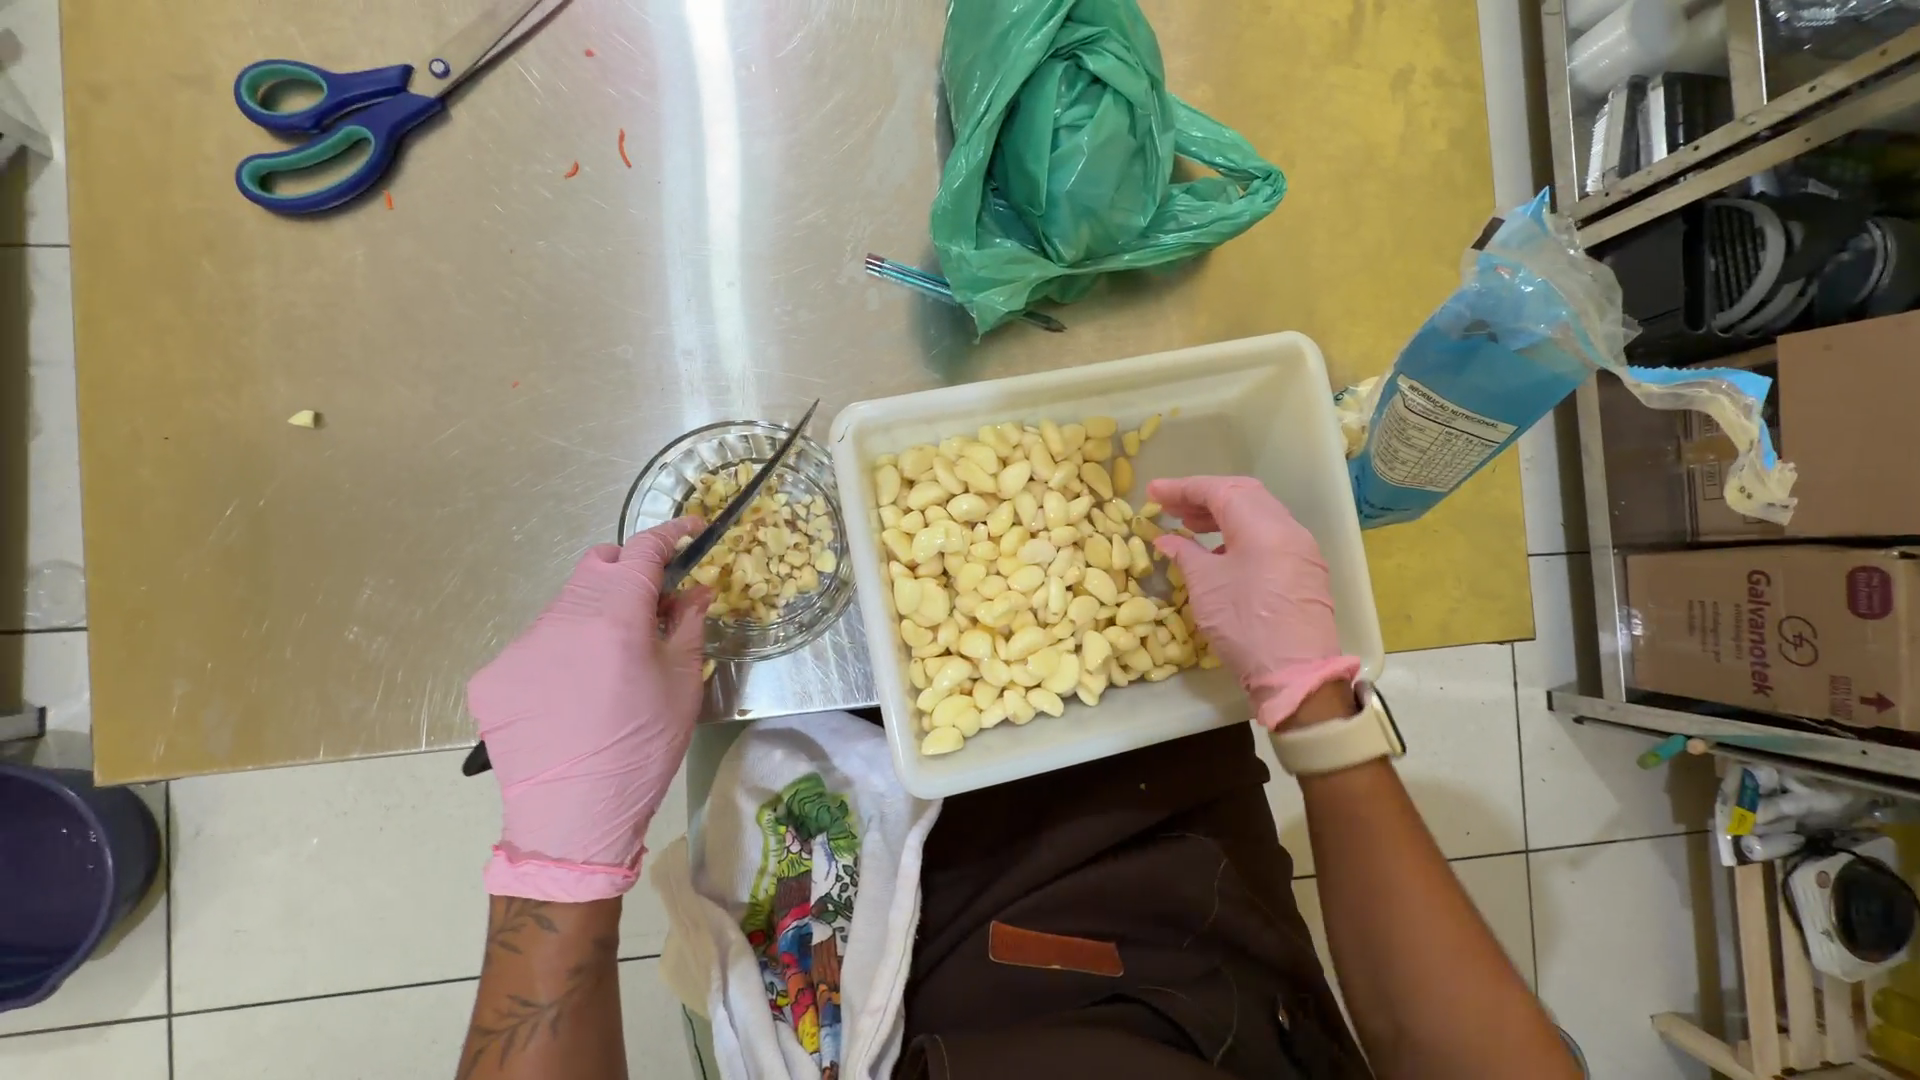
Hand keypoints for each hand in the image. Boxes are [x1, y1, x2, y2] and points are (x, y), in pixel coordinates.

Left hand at [467, 518, 711, 901]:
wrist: (572, 817)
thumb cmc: (643, 749)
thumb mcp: (682, 685)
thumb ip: (687, 625)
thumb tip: (694, 590)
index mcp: (614, 619)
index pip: (641, 551)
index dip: (669, 533)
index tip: (690, 531)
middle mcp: (560, 619)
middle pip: (596, 567)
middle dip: (628, 572)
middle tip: (651, 607)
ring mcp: (519, 646)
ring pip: (566, 604)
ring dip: (595, 613)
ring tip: (611, 661)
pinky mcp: (493, 675)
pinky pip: (537, 642)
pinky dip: (564, 649)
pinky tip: (574, 691)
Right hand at [1147, 476, 1359, 729]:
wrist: (1296, 673)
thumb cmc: (1244, 624)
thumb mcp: (1205, 586)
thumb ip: (1185, 554)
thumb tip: (1167, 540)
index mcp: (1264, 526)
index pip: (1220, 490)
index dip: (1182, 488)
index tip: (1153, 492)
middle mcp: (1288, 529)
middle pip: (1244, 495)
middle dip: (1204, 496)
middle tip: (1171, 506)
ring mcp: (1302, 550)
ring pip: (1259, 514)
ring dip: (1223, 514)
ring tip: (1190, 525)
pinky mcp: (1305, 571)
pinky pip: (1270, 537)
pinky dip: (1241, 533)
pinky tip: (1219, 551)